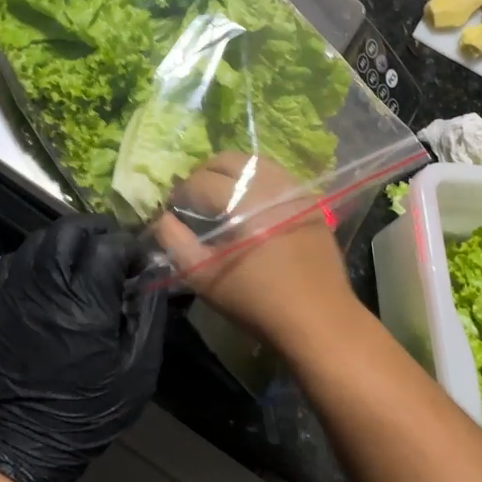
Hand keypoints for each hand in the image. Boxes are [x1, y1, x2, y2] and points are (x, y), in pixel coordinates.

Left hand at [0, 216, 162, 481]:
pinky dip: (37, 259)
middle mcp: (45, 284)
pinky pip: (16, 261)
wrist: (24, 439)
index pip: (109, 245)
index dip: (129, 247)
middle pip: (70, 230)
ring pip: (39, 240)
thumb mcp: (138, 368)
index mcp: (84, 300)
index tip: (138, 263)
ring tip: (81, 262)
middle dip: (96, 233)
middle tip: (111, 252)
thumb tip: (156, 270)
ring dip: (66, 243)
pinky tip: (50, 278)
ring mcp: (13, 290)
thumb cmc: (89, 409)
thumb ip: (149, 312)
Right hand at [152, 153, 359, 351]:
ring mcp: (296, 190)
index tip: (173, 210)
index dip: (180, 192)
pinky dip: (258, 182)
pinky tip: (251, 205)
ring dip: (232, 174)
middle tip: (194, 198)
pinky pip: (278, 177)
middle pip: (229, 160)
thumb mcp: (203, 277)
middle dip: (204, 174)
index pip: (201, 180)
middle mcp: (272, 185)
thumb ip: (174, 242)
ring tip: (221, 198)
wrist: (318, 320)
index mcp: (244, 202)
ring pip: (256, 163)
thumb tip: (163, 217)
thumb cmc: (256, 301)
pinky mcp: (311, 201)